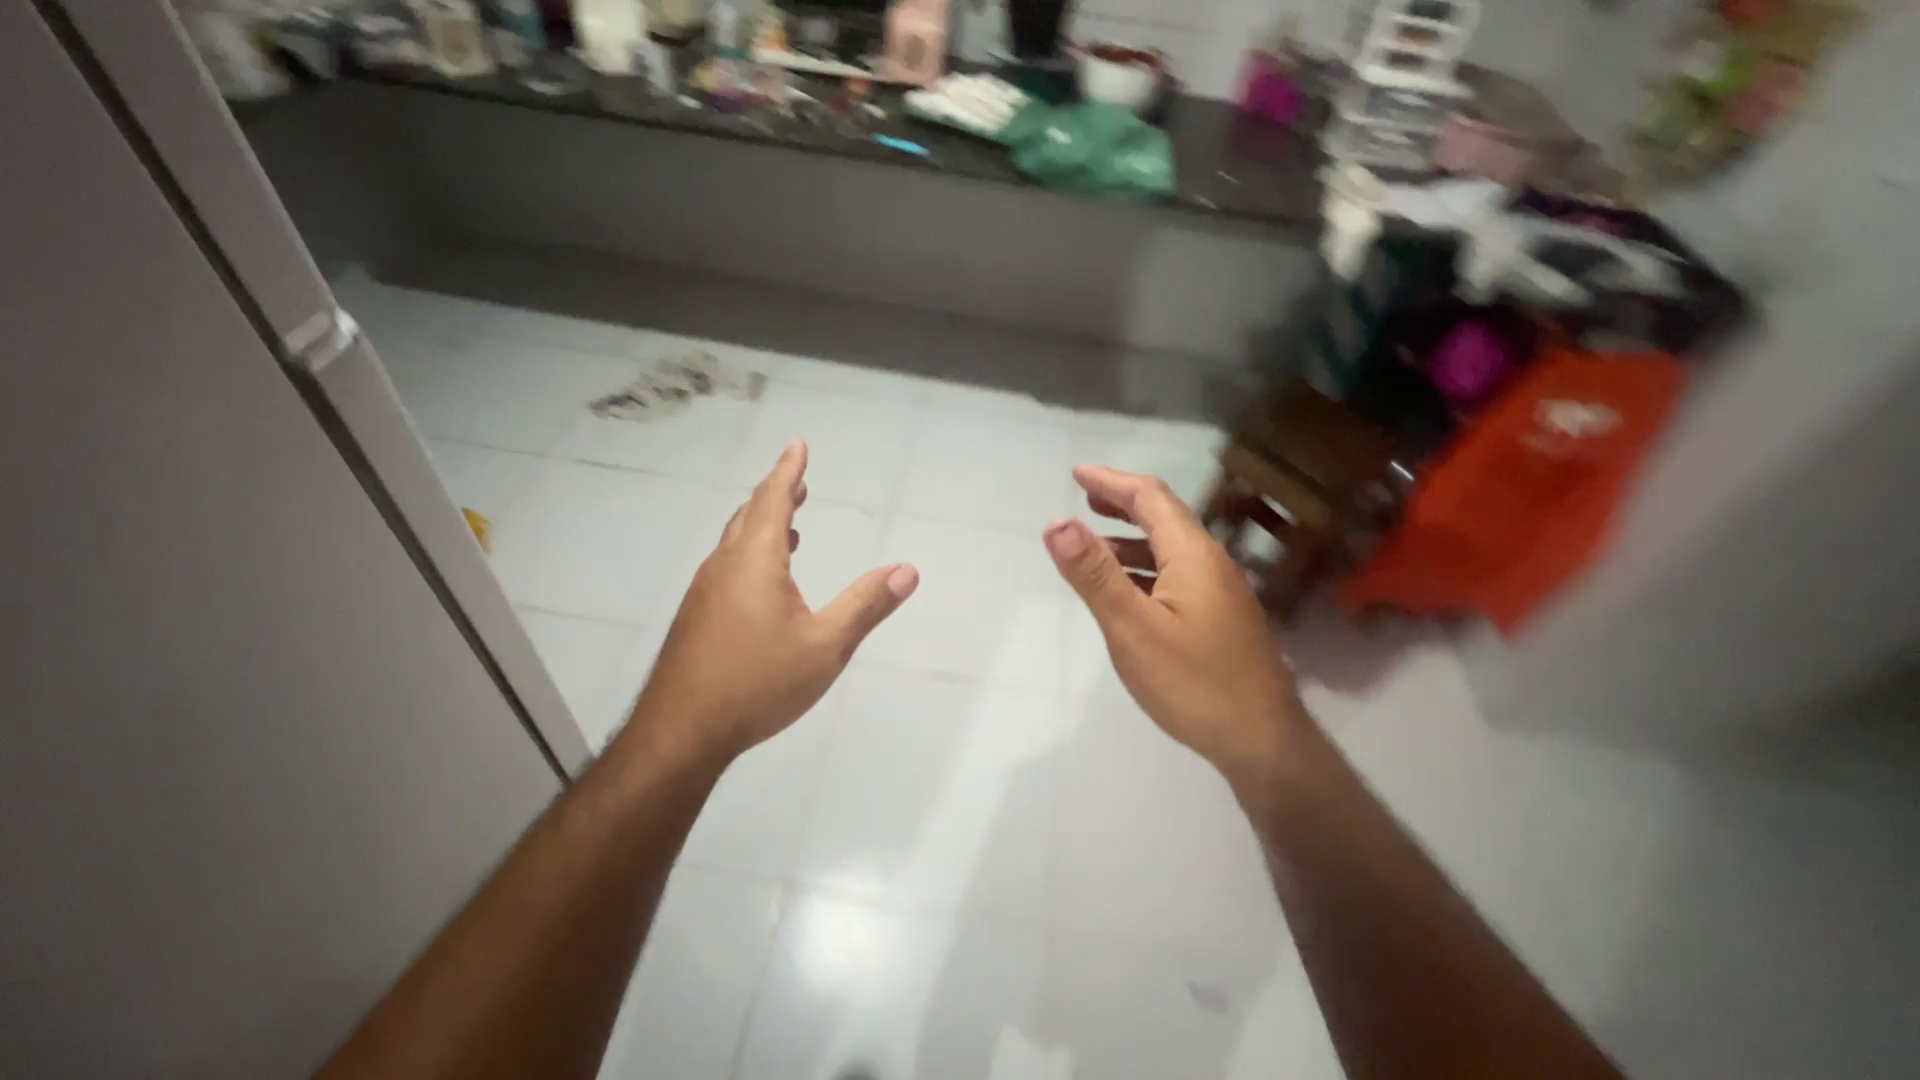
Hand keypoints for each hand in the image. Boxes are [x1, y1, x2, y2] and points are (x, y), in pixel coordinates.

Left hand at [623, 441, 918, 769]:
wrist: (683, 729)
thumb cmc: (758, 682)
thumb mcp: (825, 646)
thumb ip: (866, 605)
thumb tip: (907, 570)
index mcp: (755, 560)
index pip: (773, 499)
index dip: (788, 470)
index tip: (798, 445)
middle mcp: (725, 565)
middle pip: (750, 514)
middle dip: (777, 494)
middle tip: (800, 482)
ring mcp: (705, 591)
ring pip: (736, 542)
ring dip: (764, 525)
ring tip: (792, 527)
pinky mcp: (697, 616)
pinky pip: (728, 566)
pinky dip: (751, 554)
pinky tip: (766, 584)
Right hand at [1044, 465, 1305, 787]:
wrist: (1261, 740)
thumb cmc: (1193, 682)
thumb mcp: (1132, 628)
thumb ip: (1094, 574)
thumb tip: (1057, 523)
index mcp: (1192, 555)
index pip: (1150, 498)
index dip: (1111, 482)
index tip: (1076, 475)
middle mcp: (1211, 563)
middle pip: (1165, 517)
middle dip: (1123, 502)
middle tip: (1084, 498)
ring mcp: (1221, 591)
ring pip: (1172, 548)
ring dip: (1132, 536)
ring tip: (1095, 540)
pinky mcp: (1222, 617)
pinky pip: (1178, 573)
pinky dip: (1145, 566)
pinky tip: (1129, 589)